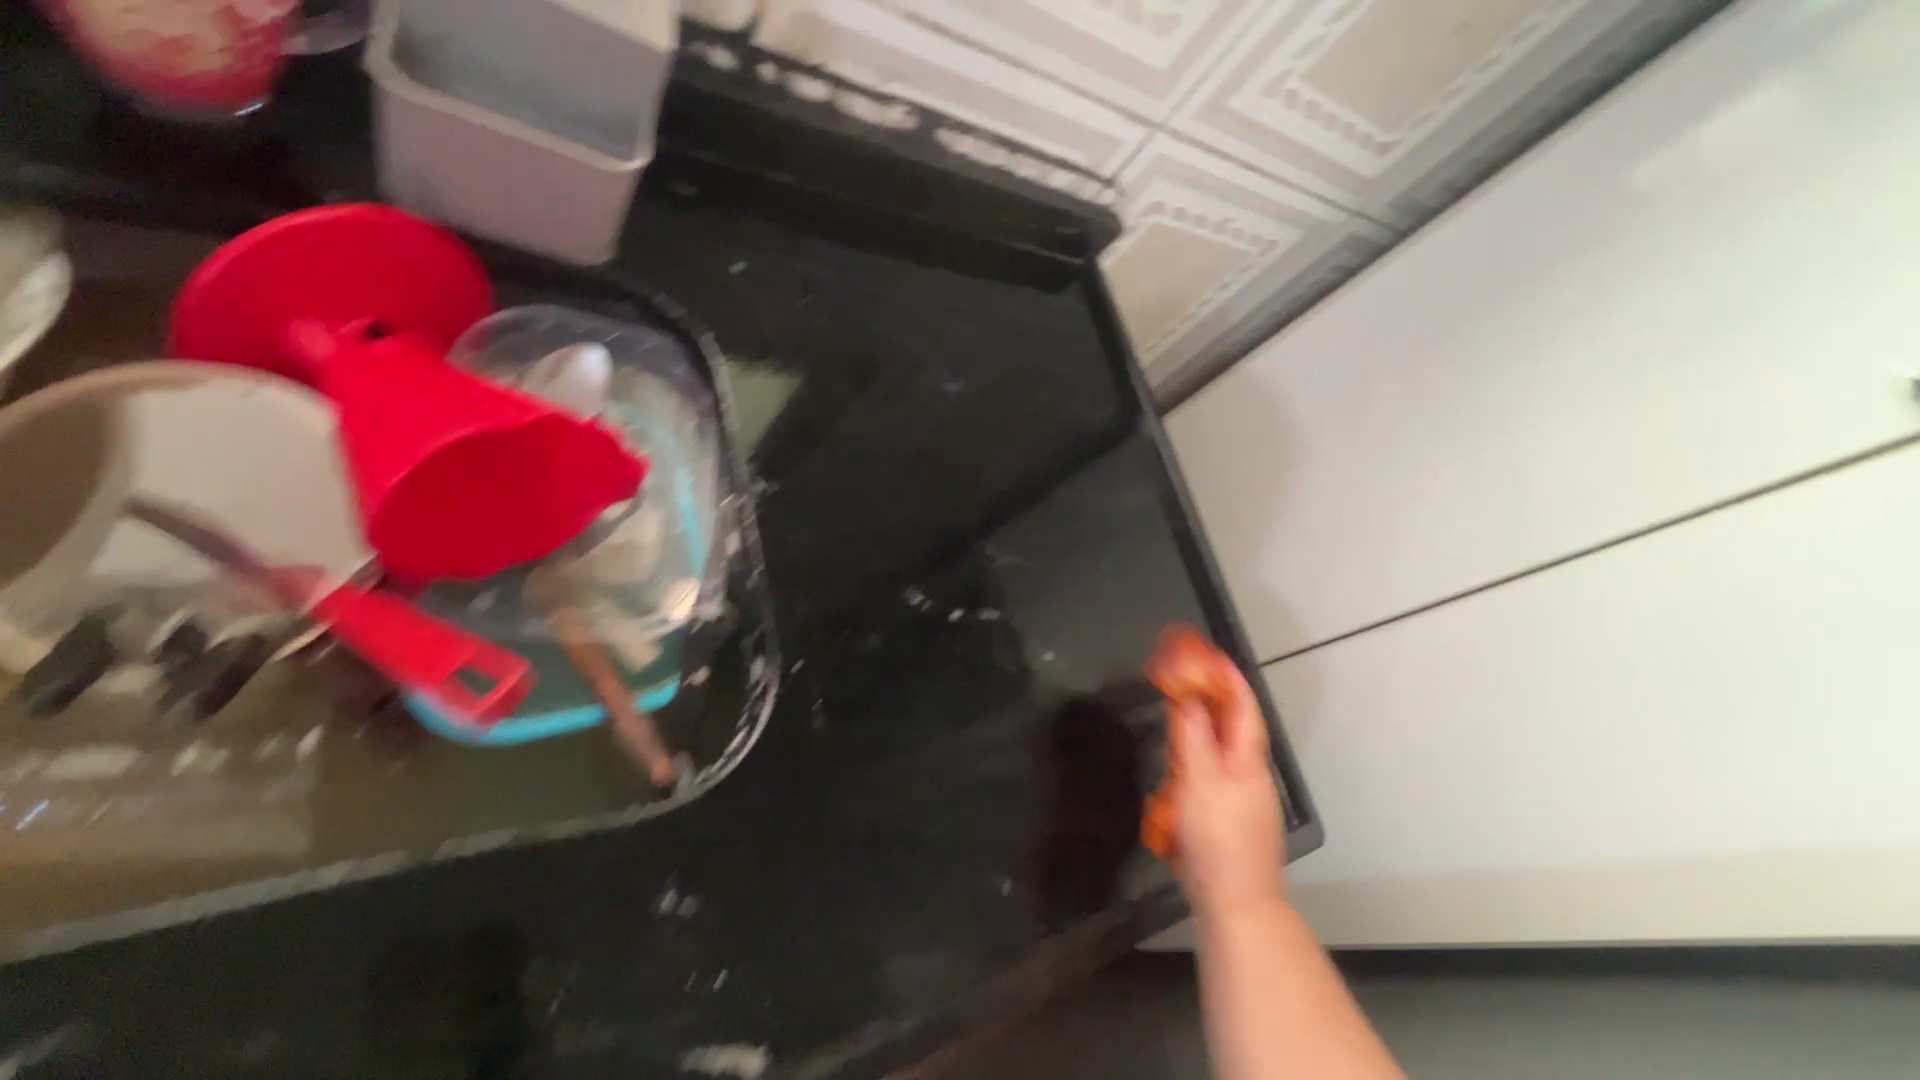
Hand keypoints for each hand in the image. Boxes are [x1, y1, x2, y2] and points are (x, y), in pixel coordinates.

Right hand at [1169, 661, 1286, 921]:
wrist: (1235, 904)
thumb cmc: (1218, 839)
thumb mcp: (1200, 781)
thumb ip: (1194, 737)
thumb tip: (1190, 696)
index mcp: (1247, 762)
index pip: (1242, 708)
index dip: (1228, 679)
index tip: (1210, 654)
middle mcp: (1249, 777)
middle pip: (1230, 731)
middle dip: (1209, 704)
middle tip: (1182, 682)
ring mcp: (1240, 803)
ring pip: (1218, 758)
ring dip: (1198, 737)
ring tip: (1173, 723)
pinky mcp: (1227, 824)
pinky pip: (1207, 786)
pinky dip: (1190, 773)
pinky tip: (1170, 783)